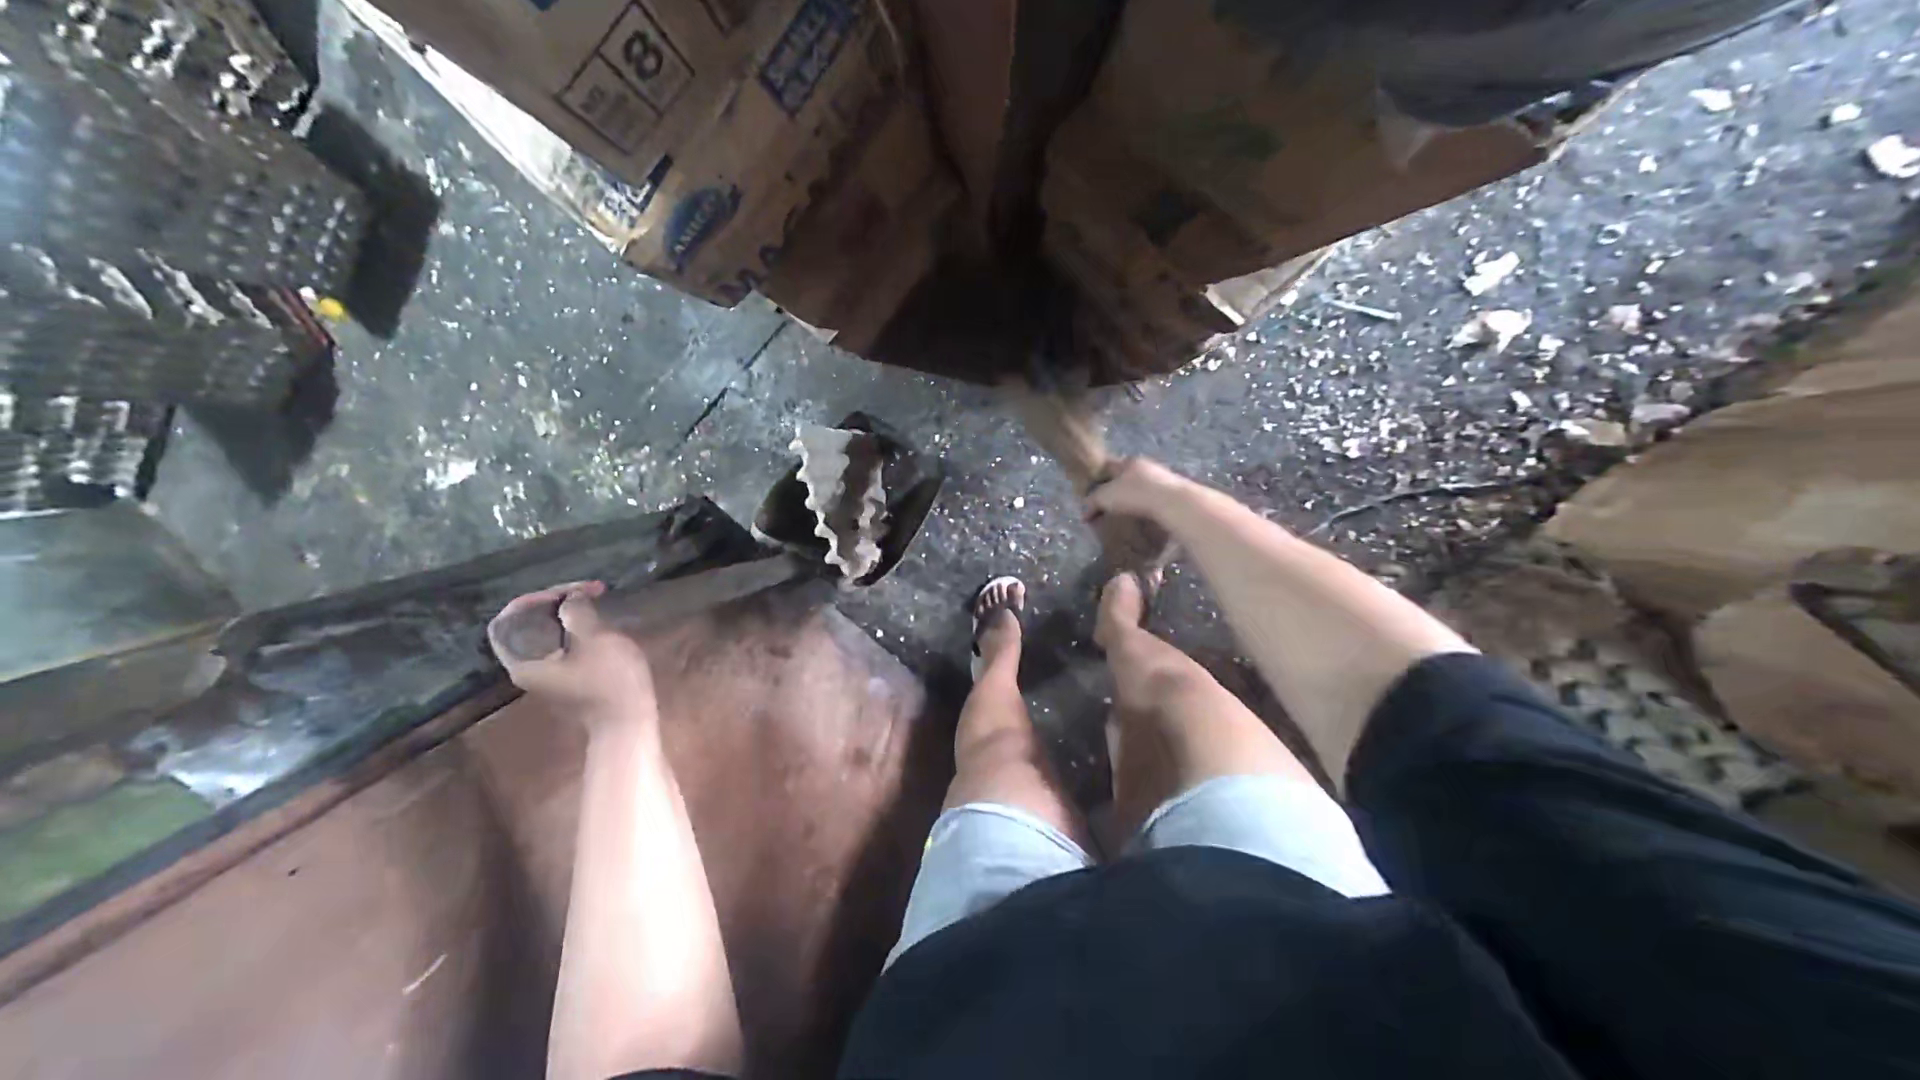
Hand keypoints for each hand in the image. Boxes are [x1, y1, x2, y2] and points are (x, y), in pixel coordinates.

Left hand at [488, 581, 655, 728]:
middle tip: (588, 590)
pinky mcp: (570, 678)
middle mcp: (529, 669)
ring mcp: (550, 675)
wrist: (628, 722)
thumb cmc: (609, 681)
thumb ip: (577, 612)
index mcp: (523, 662)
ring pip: (548, 634)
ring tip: (594, 599)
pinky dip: (577, 628)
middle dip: (556, 602)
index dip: (531, 599)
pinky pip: (563, 644)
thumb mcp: (594, 639)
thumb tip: (570, 599)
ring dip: (569, 613)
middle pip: (528, 625)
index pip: (507, 620)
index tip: (566, 592)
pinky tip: (598, 621)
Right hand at [1083, 457, 1197, 524]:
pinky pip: (1155, 503)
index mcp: (1129, 461)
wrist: (1175, 504)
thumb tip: (1085, 512)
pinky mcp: (1175, 496)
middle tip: (1106, 511)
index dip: (1096, 481)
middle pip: (1125, 479)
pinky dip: (1147, 511)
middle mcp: (1147, 467)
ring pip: (1141, 491)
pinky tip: (1143, 523)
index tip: (1090, 497)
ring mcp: (1164, 480)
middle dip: (1115, 493)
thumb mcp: (1104, 497)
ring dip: (1133, 503)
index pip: (1107, 467)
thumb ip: (1092, 501)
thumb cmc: (1135, 495)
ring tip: (1124, 520)